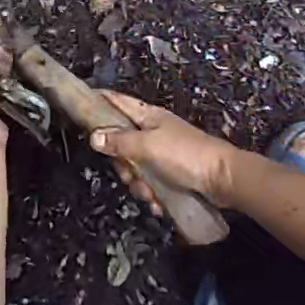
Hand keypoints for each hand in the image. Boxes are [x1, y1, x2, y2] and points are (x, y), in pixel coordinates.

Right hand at [89, 92, 243, 209]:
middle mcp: (153, 131)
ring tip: (151, 195)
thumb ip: (120, 142)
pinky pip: (151, 182)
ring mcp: (163, 152)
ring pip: (136, 167)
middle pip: (122, 144)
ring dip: (140, 185)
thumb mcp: (148, 147)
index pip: (117, 102)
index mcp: (148, 116)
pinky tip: (160, 203)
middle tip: (130, 175)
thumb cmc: (185, 155)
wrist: (224, 179)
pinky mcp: (172, 172)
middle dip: (124, 165)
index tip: (81, 108)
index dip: (100, 101)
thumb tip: (93, 136)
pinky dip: (154, 194)